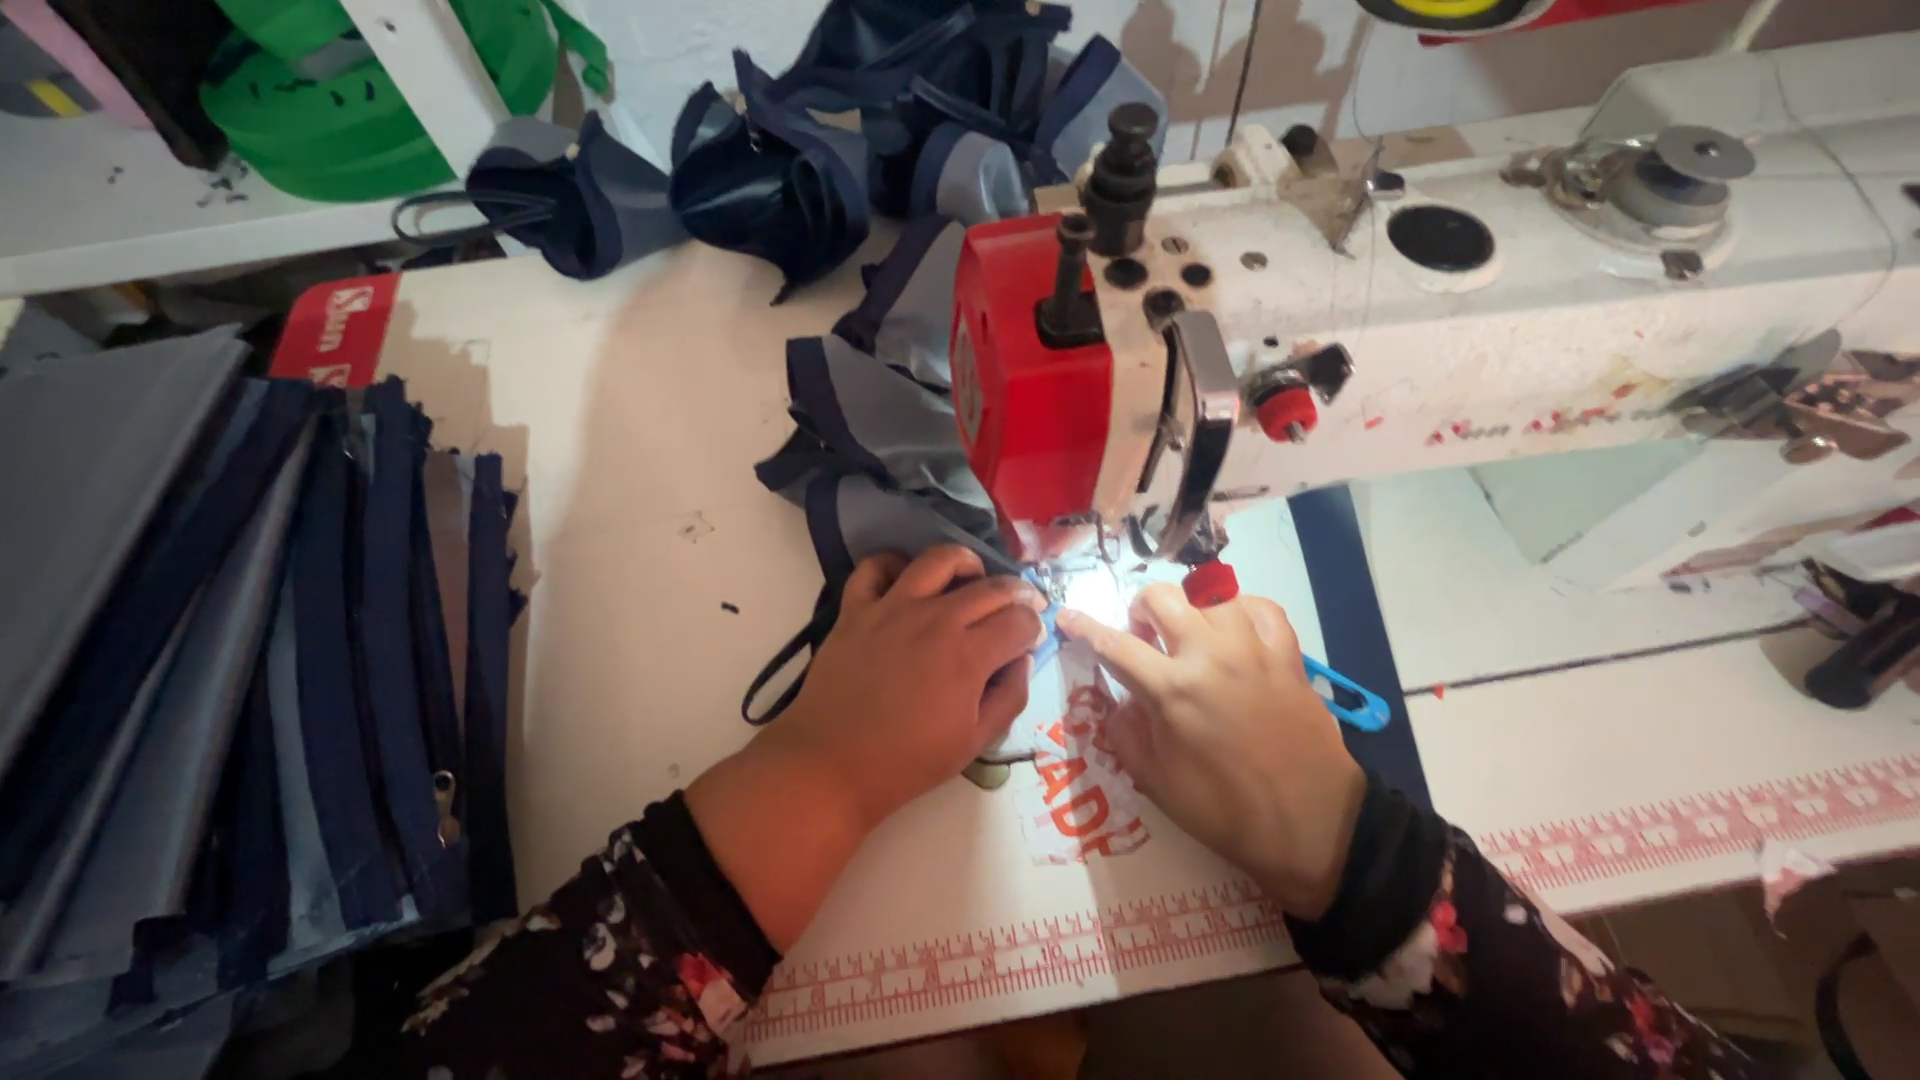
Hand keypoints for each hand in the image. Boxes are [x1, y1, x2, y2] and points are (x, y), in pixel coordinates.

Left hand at [687, 546, 1045, 948]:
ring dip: (966, 563)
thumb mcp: (974, 742)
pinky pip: (876, 567)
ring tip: (970, 579)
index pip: (1020, 620)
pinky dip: (895, 564)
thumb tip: (1022, 659)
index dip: (1034, 627)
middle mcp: (936, 619)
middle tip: (1020, 606)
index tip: (1030, 639)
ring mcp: (892, 607)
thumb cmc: (907, 761)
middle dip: (1018, 593)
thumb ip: (1009, 696)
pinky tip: (907, 582)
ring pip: (939, 559)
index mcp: (968, 655)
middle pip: (991, 587)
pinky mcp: (856, 608)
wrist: (831, 763)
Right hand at [1057, 586, 1364, 919]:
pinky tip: (1236, 633)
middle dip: (1139, 611)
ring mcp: (1253, 650)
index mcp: (1170, 690)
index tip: (1067, 616)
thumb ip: (1124, 732)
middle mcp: (1208, 656)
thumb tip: (1119, 700)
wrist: (1311, 825)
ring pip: (1210, 597)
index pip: (1114, 644)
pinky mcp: (1288, 656)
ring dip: (1191, 614)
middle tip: (1144, 641)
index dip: (1084, 628)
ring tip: (1194, 642)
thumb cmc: (1224, 811)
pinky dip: (1241, 613)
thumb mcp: (1155, 781)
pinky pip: (1261, 609)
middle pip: (1160, 598)